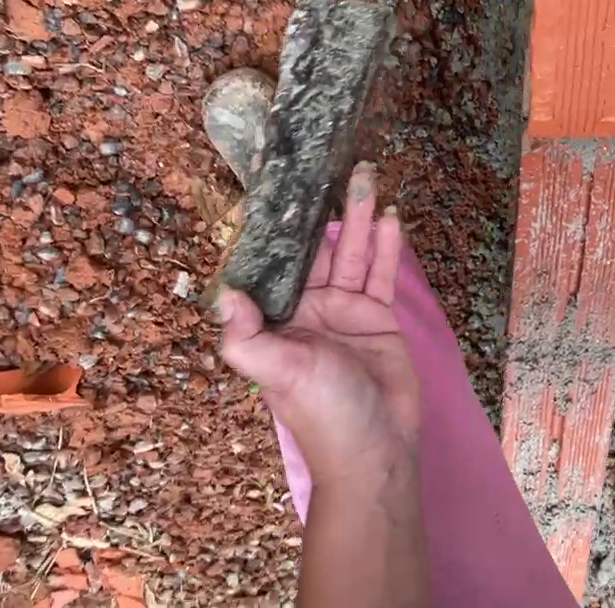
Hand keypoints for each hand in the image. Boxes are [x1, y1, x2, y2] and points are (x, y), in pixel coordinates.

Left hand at [217, 163, 419, 484]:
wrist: (375, 447)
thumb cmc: (323, 410)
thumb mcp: (281, 373)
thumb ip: (249, 336)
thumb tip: (223, 291)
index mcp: (281, 317)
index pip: (279, 263)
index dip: (283, 228)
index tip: (287, 189)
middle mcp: (311, 306)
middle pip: (322, 248)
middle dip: (331, 210)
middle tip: (344, 168)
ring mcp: (346, 309)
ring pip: (354, 252)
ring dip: (362, 217)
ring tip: (369, 177)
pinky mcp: (378, 316)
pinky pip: (381, 273)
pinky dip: (387, 246)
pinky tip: (391, 217)